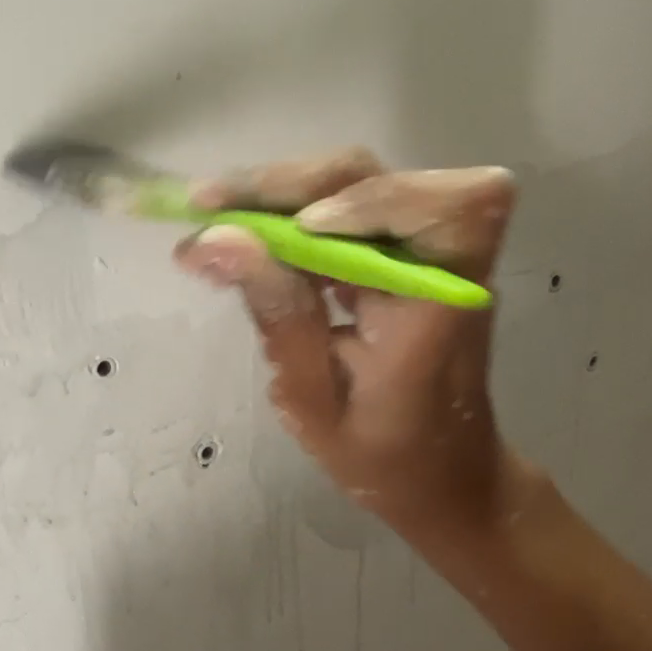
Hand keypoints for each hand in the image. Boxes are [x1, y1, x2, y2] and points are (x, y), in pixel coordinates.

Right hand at [175, 146, 538, 552]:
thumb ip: (279, 319)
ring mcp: (419, 249)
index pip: (447, 206)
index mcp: (442, 302)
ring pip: (353, 180)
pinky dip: (286, 213)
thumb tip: (216, 239)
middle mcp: (442, 259)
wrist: (439, 476)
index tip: (302, 230)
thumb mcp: (317, 404)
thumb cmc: (384, 457)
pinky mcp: (395, 251)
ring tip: (210, 218)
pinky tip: (242, 235)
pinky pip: (341, 206)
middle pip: (376, 175)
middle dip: (285, 185)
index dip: (373, 200)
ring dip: (277, 194)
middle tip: (204, 206)